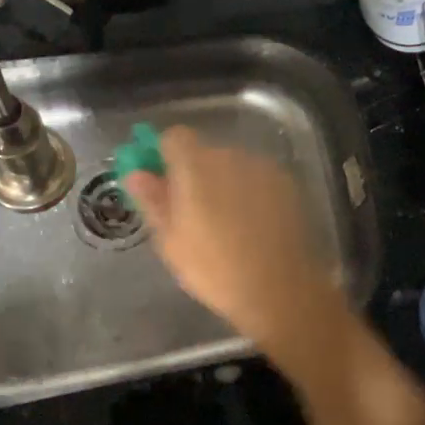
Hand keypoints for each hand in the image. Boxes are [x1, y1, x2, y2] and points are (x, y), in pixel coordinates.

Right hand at [121, 127, 341, 350]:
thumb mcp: (171, 241)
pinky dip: (250, 193)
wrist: (280, 288)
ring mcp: (263, 167)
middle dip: (195, 173)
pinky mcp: (287, 183)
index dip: (164, 155)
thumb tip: (136, 173)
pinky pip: (258, 179)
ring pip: (233, 166)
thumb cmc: (215, 268)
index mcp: (196, 164)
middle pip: (204, 152)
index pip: (173, 137)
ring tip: (226, 224)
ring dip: (224, 183)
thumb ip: (153, 200)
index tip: (161, 183)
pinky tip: (253, 226)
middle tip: (191, 212)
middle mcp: (230, 155)